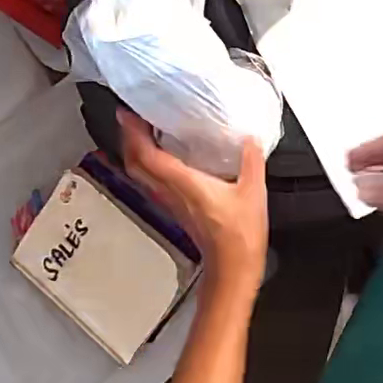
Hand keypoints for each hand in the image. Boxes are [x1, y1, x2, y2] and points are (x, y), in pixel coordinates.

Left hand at [119, 109, 268, 292]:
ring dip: (137, 152)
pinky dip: (150, 166)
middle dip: (129, 138)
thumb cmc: (240, 236)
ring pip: (141, 174)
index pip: (148, 155)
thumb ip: (252, 160)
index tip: (129, 113)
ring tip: (143, 132)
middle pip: (136, 164)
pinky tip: (164, 158)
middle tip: (132, 117)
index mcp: (185, 184)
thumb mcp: (254, 192)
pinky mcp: (177, 210)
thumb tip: (250, 138)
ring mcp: (171, 203)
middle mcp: (171, 193)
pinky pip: (153, 183)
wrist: (233, 270)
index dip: (134, 133)